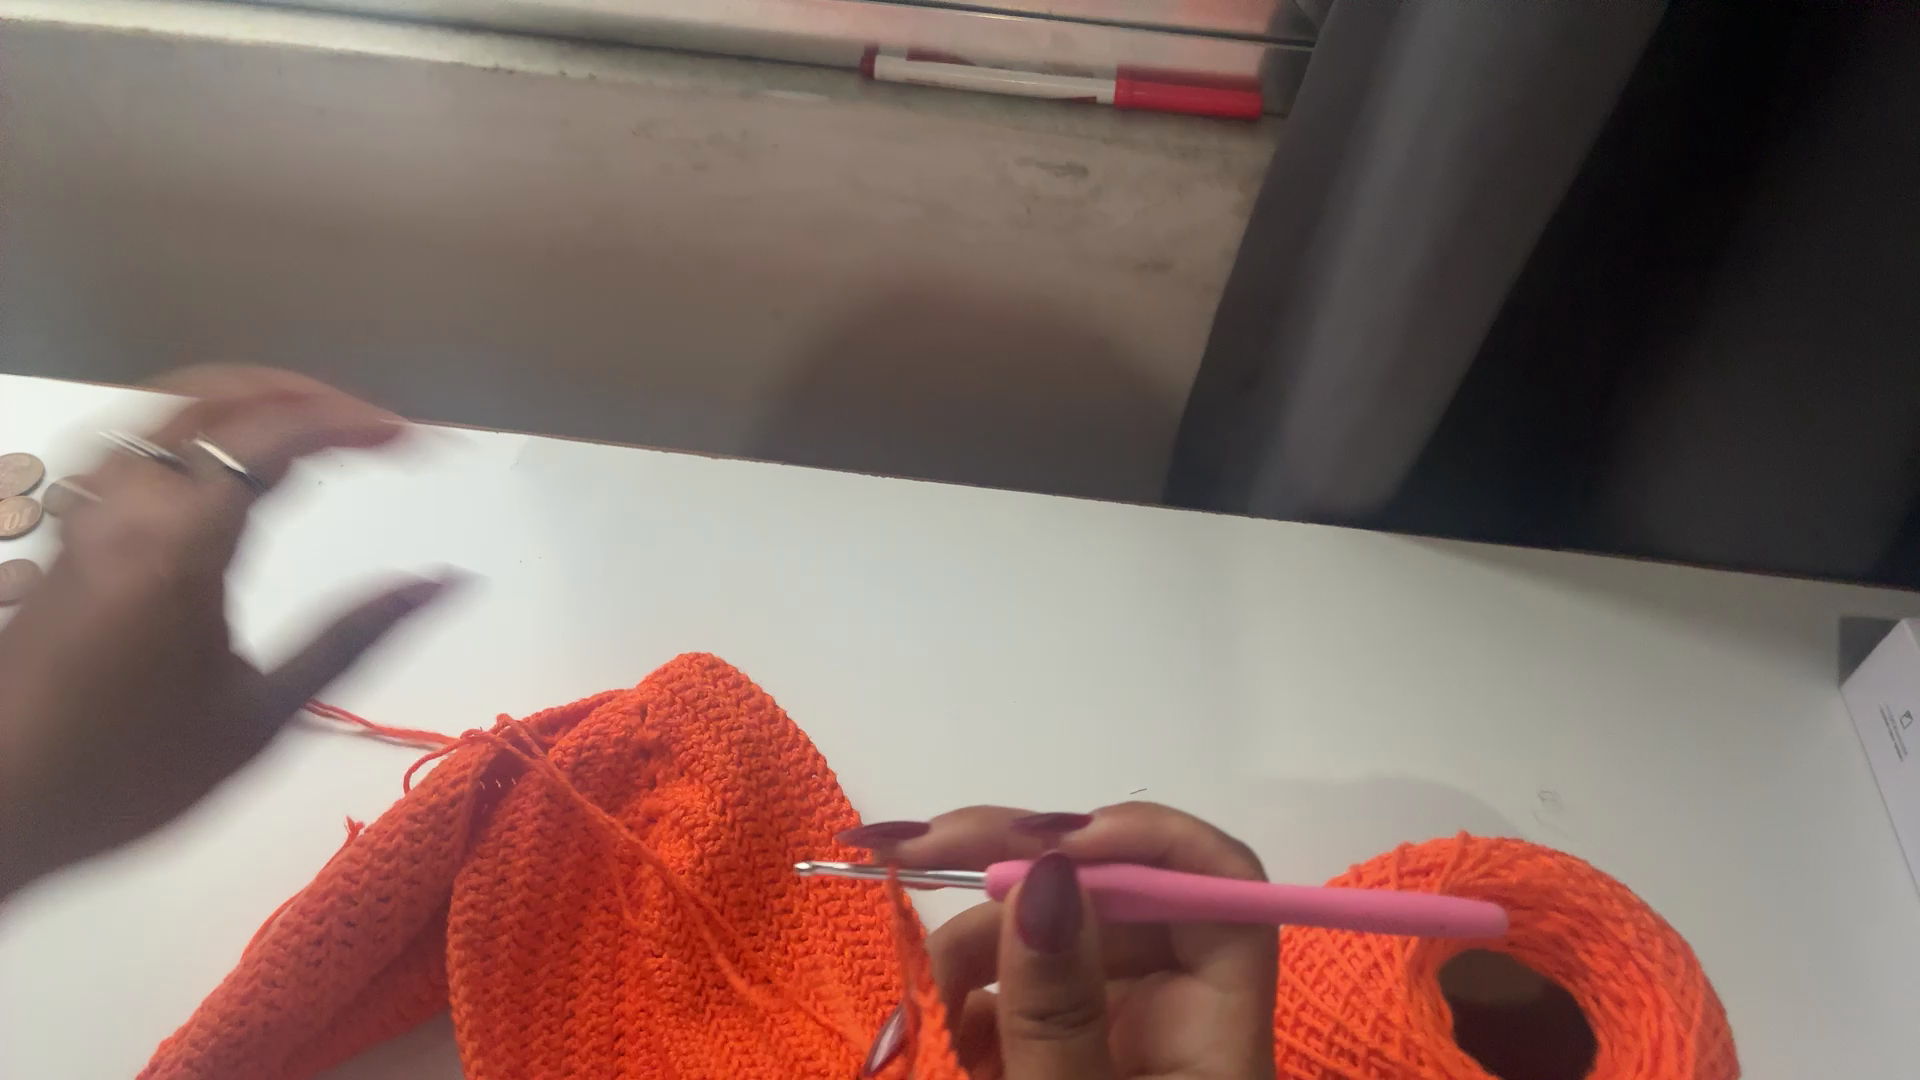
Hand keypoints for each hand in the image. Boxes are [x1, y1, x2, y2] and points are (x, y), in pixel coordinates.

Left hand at [0, 366, 456, 897]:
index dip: (352, 427)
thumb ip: (359, 634)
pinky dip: (205, 432)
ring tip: (321, 423)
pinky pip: (137, 451)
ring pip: (158, 416)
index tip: (419, 444)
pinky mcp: (69, 543)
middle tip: (376, 424)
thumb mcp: (266, 713)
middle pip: (205, 405)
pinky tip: (240, 462)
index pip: (269, 445)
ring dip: (251, 403)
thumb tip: (448, 580)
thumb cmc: (132, 774)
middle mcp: (122, 520)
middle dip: (304, 395)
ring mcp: (84, 526)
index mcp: (177, 555)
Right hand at [840, 803, 1277, 1079]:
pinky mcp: (1076, 1043)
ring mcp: (1123, 1026)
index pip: (1224, 888)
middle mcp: (1178, 1014)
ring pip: (1061, 922)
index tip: (1046, 845)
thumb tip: (1046, 873)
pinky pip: (1031, 973)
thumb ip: (1059, 1018)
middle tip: (915, 847)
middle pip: (1118, 886)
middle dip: (1017, 862)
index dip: (1146, 839)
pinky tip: (955, 1026)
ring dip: (984, 934)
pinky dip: (982, 982)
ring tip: (935, 992)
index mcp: (1216, 1038)